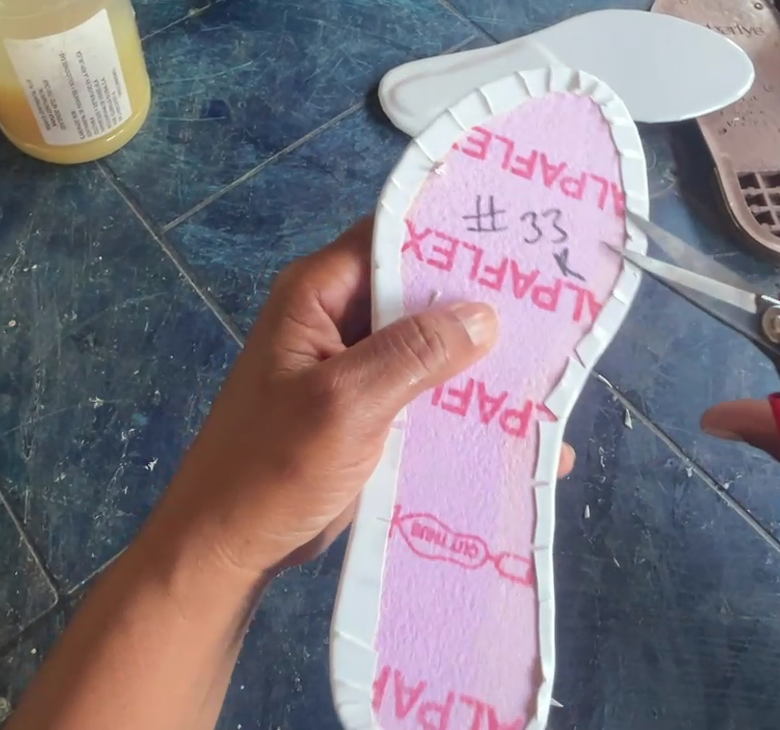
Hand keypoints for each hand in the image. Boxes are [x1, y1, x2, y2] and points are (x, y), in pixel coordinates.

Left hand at [144, 219, 572, 581]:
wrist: (229, 544)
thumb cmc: (273, 465)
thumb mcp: (345, 402)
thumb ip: (412, 353)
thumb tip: (483, 315)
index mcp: (318, 295)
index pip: (388, 240)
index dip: (446, 235)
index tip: (512, 242)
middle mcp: (335, 318)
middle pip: (414, 291)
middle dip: (474, 302)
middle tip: (551, 307)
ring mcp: (352, 365)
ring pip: (424, 343)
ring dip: (474, 358)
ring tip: (549, 366)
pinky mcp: (366, 407)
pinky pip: (421, 389)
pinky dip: (459, 401)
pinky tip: (513, 425)